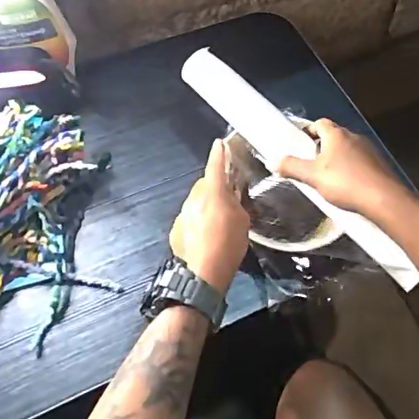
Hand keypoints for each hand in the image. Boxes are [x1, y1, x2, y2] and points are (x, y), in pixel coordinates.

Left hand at [169, 139, 249, 292]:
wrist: (202, 274)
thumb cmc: (228, 246)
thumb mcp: (242, 221)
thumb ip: (235, 202)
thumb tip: (230, 195)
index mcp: (213, 192)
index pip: (215, 165)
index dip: (219, 153)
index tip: (220, 143)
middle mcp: (194, 198)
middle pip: (205, 184)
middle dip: (215, 187)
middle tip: (228, 198)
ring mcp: (183, 213)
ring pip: (196, 201)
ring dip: (206, 205)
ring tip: (218, 221)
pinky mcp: (176, 228)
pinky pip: (189, 217)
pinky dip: (197, 221)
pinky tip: (206, 236)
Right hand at [274, 119, 410, 217]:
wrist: (384, 200)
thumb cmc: (346, 183)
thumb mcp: (312, 177)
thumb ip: (292, 167)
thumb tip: (276, 162)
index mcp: (337, 134)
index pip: (319, 123)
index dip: (308, 132)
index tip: (299, 144)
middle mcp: (354, 137)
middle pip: (333, 137)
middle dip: (321, 149)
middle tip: (310, 165)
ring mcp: (369, 150)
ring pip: (348, 150)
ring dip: (337, 161)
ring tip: (327, 180)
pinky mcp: (379, 165)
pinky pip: (360, 163)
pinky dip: (351, 171)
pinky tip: (347, 188)